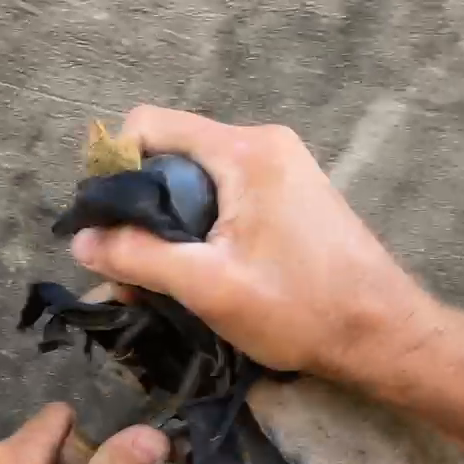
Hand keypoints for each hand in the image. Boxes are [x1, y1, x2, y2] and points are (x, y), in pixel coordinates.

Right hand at [69, 105, 441, 380]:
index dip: (114, 167)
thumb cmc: (301, 307)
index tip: (106, 219)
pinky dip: (184, 232)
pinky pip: (208, 199)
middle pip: (161, 157)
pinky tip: (184, 274)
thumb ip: (135, 256)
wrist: (385, 338)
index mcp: (244, 152)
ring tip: (151, 281)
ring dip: (155, 228)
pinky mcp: (278, 196)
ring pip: (181, 183)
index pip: (147, 125)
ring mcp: (272, 170)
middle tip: (125, 263)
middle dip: (131, 208)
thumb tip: (79, 240)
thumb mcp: (205, 285)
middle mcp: (258, 146)